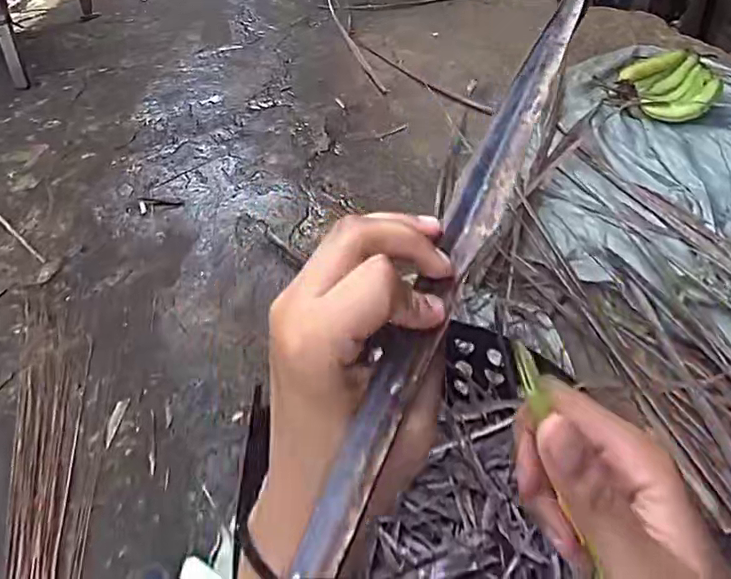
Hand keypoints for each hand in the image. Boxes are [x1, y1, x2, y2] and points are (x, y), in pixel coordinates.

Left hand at [248, 213, 453, 576]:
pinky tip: (400, 261)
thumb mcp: (409, 420)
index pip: (376, 276)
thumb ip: (426, 351)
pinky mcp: (293, 304)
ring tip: (428, 242)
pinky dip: (371, 251)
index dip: (417, 290)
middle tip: (443, 251)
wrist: (302, 497)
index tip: (439, 312)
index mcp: (315, 339)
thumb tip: (436, 301)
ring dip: (388, 233)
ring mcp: (288, 302)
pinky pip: (334, 258)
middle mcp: (293, 308)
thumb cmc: (353, 472)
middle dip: (404, 233)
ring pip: (340, 236)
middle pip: (352, 235)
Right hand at [515, 383, 726, 578]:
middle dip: (541, 477)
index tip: (534, 488)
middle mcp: (628, 455)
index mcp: (638, 452)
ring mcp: (619, 480)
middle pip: (553, 430)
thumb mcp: (632, 557)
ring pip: (555, 463)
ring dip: (550, 505)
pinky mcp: (612, 503)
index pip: (559, 399)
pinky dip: (562, 519)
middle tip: (559, 531)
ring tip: (575, 550)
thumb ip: (590, 489)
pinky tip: (583, 552)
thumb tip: (551, 420)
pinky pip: (567, 490)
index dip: (534, 436)